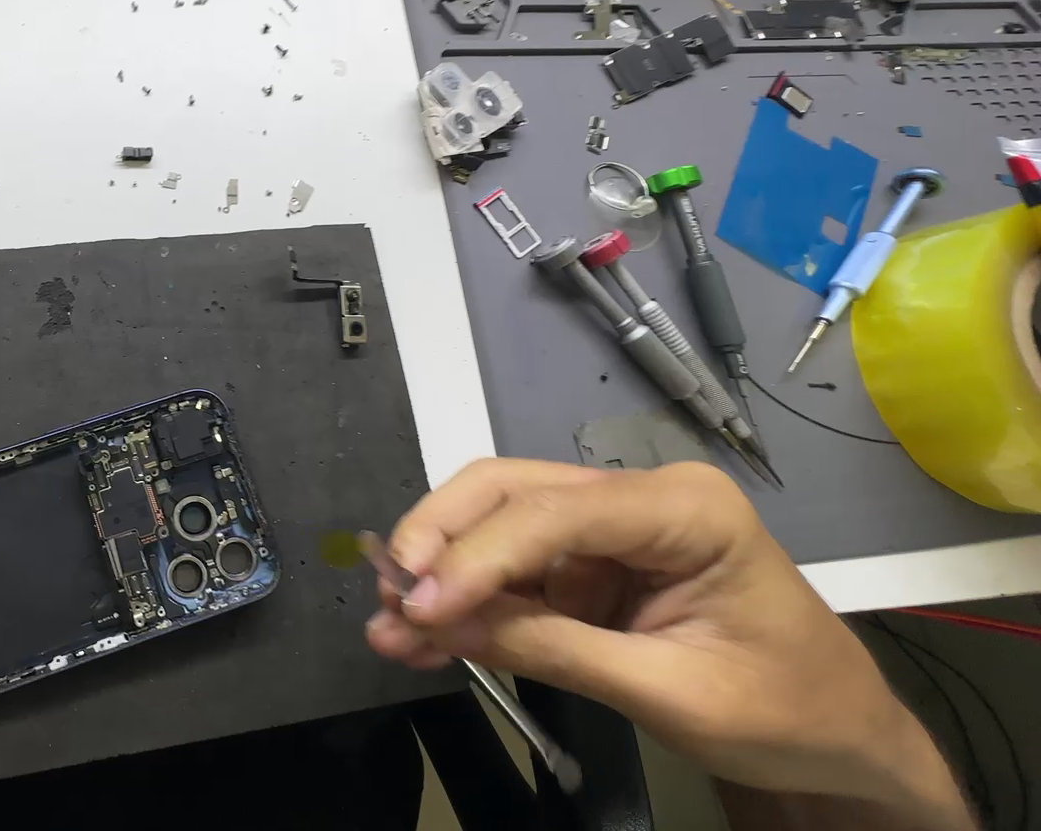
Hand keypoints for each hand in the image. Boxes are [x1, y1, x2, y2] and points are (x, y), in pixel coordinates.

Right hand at [365, 459, 971, 827]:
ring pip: (488, 518)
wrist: (844, 741)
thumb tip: (436, 623)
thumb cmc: (790, 714)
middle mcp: (631, 494)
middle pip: (504, 490)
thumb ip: (552, 649)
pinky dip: (460, 597)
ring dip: (436, 569)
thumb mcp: (672, 693)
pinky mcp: (578, 556)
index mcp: (682, 509)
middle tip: (389, 591)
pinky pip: (502, 564)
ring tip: (390, 621)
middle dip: (438, 539)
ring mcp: (600, 522)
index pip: (551, 513)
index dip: (475, 555)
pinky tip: (424, 630)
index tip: (419, 605)